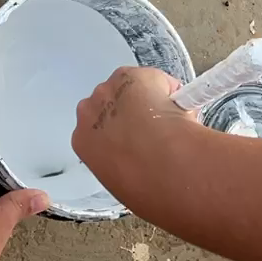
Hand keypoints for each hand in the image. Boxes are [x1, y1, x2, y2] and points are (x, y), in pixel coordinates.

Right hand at [71, 65, 199, 197]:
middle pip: (109, 104)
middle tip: (155, 132)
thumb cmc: (143, 185)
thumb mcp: (121, 184)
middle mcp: (89, 110)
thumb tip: (142, 170)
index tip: (137, 142)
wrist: (159, 164)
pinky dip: (168, 90)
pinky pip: (154, 80)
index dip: (119, 133)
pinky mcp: (131, 76)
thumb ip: (121, 166)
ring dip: (146, 100)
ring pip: (131, 90)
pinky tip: (178, 111)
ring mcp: (109, 89)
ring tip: (170, 124)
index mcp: (82, 139)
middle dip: (129, 113)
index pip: (97, 130)